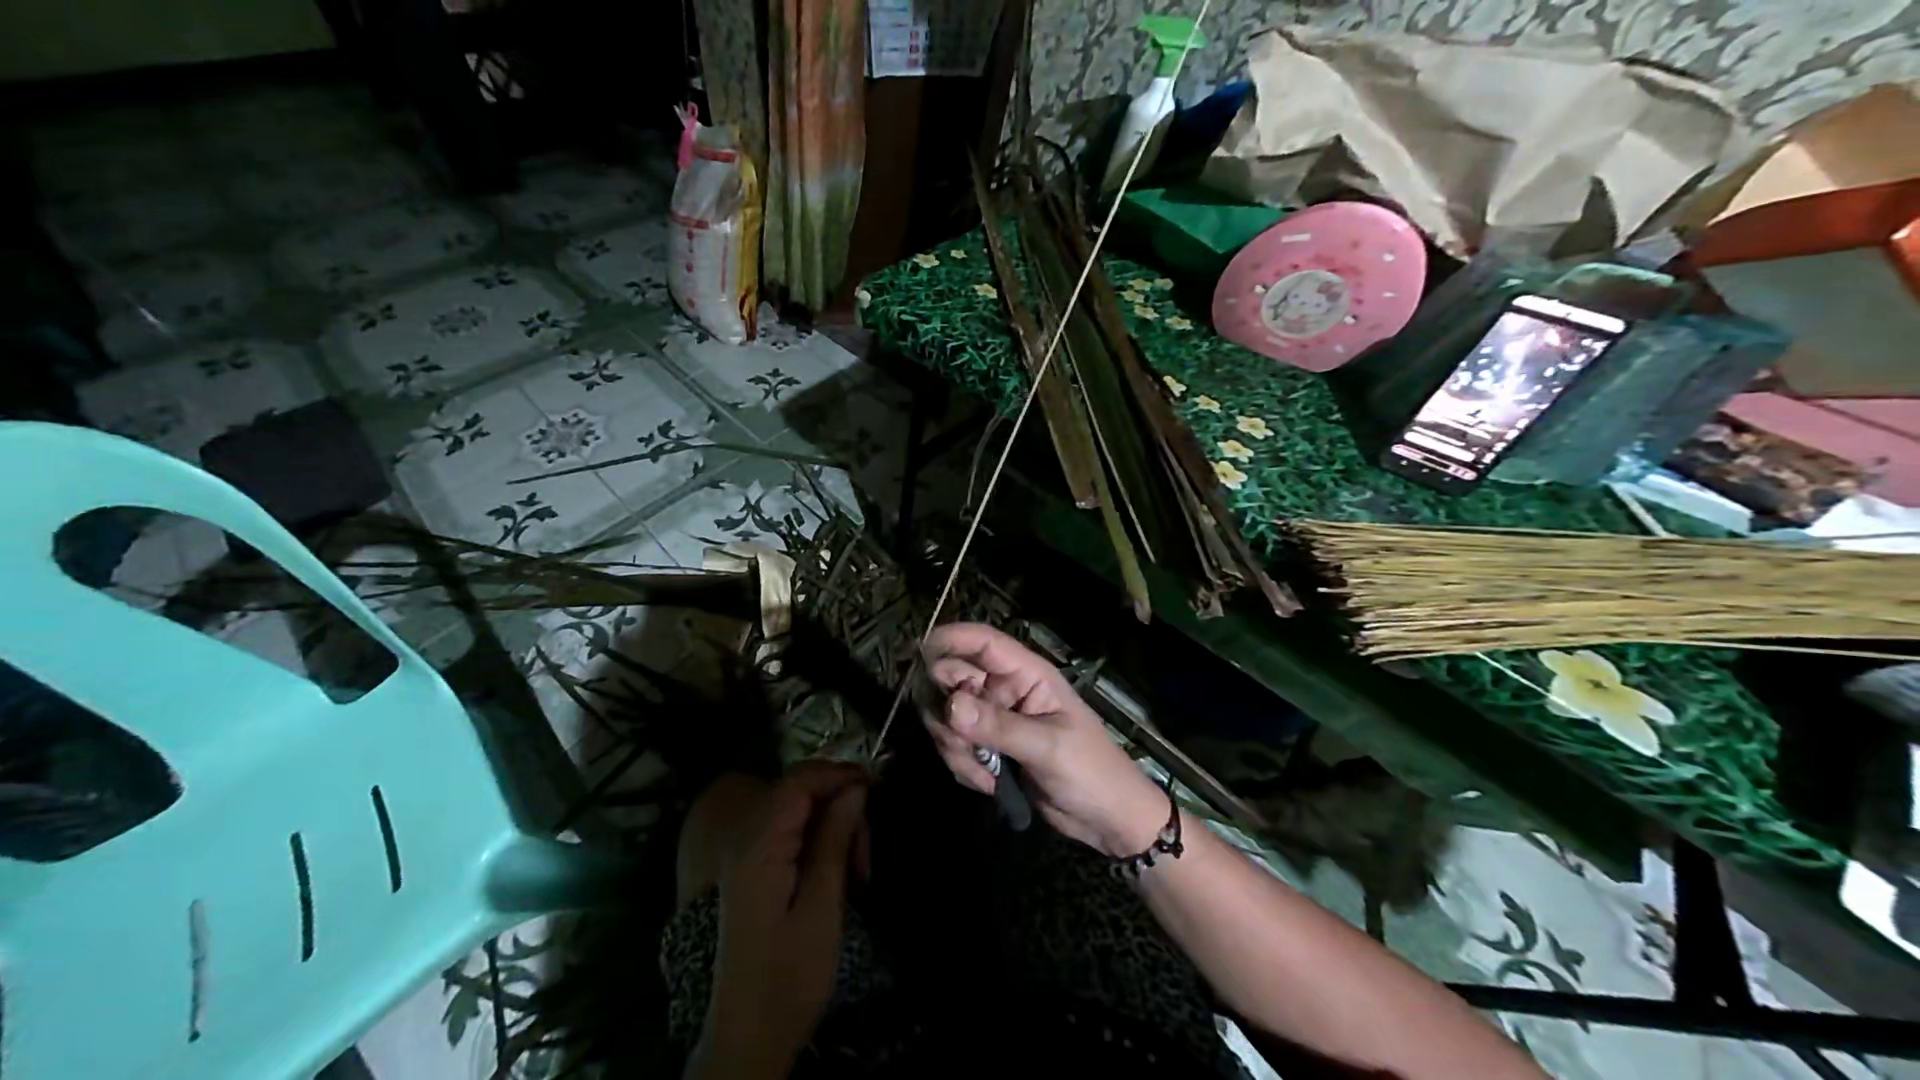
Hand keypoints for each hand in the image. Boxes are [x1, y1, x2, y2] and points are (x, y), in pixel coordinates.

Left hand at [693, 762, 868, 1078]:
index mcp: (758, 845)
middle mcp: (746, 839)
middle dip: (841, 808)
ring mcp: (747, 854)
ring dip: (834, 828)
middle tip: (867, 855)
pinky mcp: (755, 869)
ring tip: (858, 872)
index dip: (839, 774)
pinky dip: (821, 842)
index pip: (798, 780)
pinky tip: (840, 873)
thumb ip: (834, 840)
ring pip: (800, 812)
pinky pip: (792, 834)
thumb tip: (856, 788)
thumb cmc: (790, 973)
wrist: (750, 1031)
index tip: (877, 788)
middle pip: (800, 793)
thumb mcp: (822, 906)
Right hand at [920, 623, 1166, 857]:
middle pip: (953, 678)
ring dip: (954, 746)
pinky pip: (955, 746)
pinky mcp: (989, 747)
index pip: (983, 642)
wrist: (1107, 820)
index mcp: (1027, 675)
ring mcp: (995, 719)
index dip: (950, 639)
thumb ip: (997, 726)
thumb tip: (949, 705)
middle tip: (959, 740)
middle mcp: (1006, 690)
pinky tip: (988, 784)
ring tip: (983, 771)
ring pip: (948, 716)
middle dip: (947, 712)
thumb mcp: (1047, 747)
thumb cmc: (1091, 771)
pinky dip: (962, 765)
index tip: (917, 653)